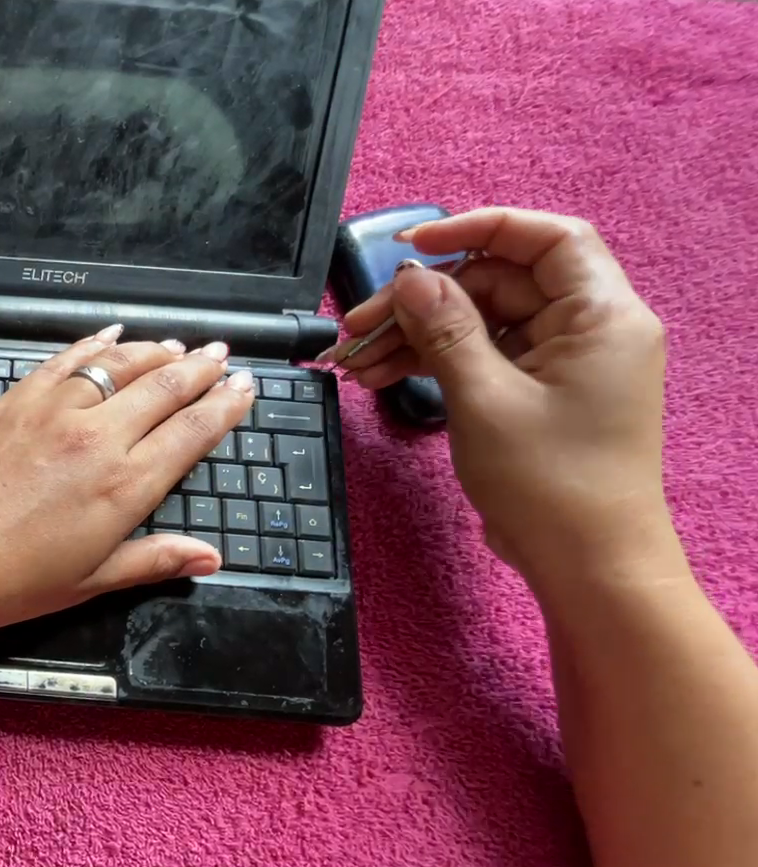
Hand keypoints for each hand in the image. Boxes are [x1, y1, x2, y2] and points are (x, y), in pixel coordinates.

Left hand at [0, 327, 254, 629]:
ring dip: (154, 351)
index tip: (245, 387)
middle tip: (222, 355)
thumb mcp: (84, 583)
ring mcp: (51, 411)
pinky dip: (92, 344)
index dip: (226, 407)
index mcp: (123, 486)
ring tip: (178, 345)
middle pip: (164, 387)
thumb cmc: (1, 580)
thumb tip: (209, 558)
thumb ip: (149, 562)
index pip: (193, 433)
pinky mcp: (12, 402)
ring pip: (118, 365)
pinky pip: (64, 361)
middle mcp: (96, 437)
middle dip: (201, 368)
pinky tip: (108, 335)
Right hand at [328, 207, 677, 594]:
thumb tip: (413, 278)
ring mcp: (556, 360)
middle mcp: (585, 327)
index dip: (477, 229)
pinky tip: (378, 378)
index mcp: (600, 316)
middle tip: (354, 330)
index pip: (545, 240)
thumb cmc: (546, 476)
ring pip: (475, 322)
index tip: (408, 247)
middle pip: (494, 284)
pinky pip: (474, 355)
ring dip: (411, 336)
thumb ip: (447, 331)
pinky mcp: (530, 389)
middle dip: (420, 302)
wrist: (580, 551)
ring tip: (353, 364)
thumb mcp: (484, 399)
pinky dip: (426, 362)